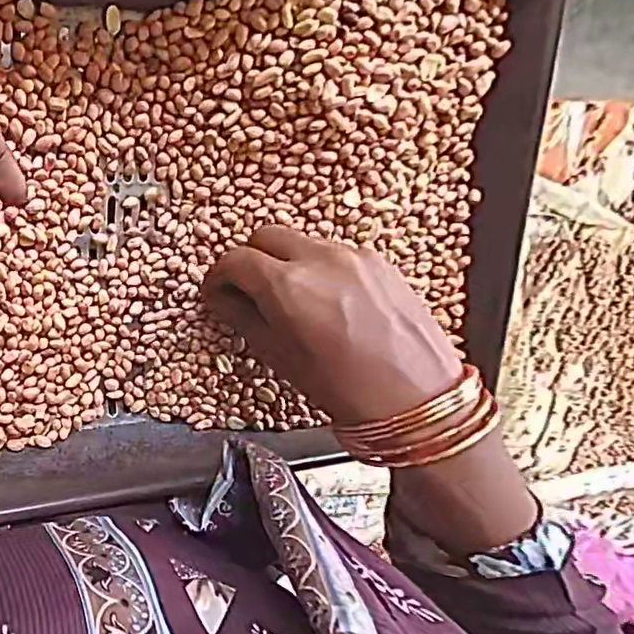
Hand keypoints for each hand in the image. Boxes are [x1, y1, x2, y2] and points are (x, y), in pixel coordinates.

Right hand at [200, 226, 462, 424]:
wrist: (416, 398)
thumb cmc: (345, 386)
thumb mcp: (277, 355)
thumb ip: (242, 316)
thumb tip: (222, 297)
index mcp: (286, 285)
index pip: (235, 259)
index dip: (218, 275)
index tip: (217, 290)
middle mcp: (319, 258)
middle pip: (265, 236)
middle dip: (249, 258)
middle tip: (246, 288)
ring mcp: (353, 256)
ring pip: (301, 242)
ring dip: (284, 262)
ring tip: (289, 300)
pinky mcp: (379, 261)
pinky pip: (334, 252)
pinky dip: (317, 268)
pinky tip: (324, 301)